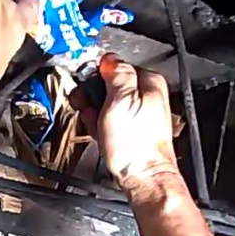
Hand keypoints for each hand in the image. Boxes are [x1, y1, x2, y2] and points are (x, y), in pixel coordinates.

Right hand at [91, 52, 184, 196]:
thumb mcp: (121, 100)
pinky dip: (100, 125)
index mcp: (148, 83)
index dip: (95, 76)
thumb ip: (116, 73)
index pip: (114, 65)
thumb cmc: (134, 144)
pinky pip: (108, 119)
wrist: (141, 176)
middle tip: (88, 107)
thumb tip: (109, 59)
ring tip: (95, 124)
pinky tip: (100, 133)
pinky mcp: (130, 129)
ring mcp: (138, 113)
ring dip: (94, 112)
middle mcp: (146, 96)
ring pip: (105, 103)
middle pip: (108, 84)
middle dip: (92, 96)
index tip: (86, 86)